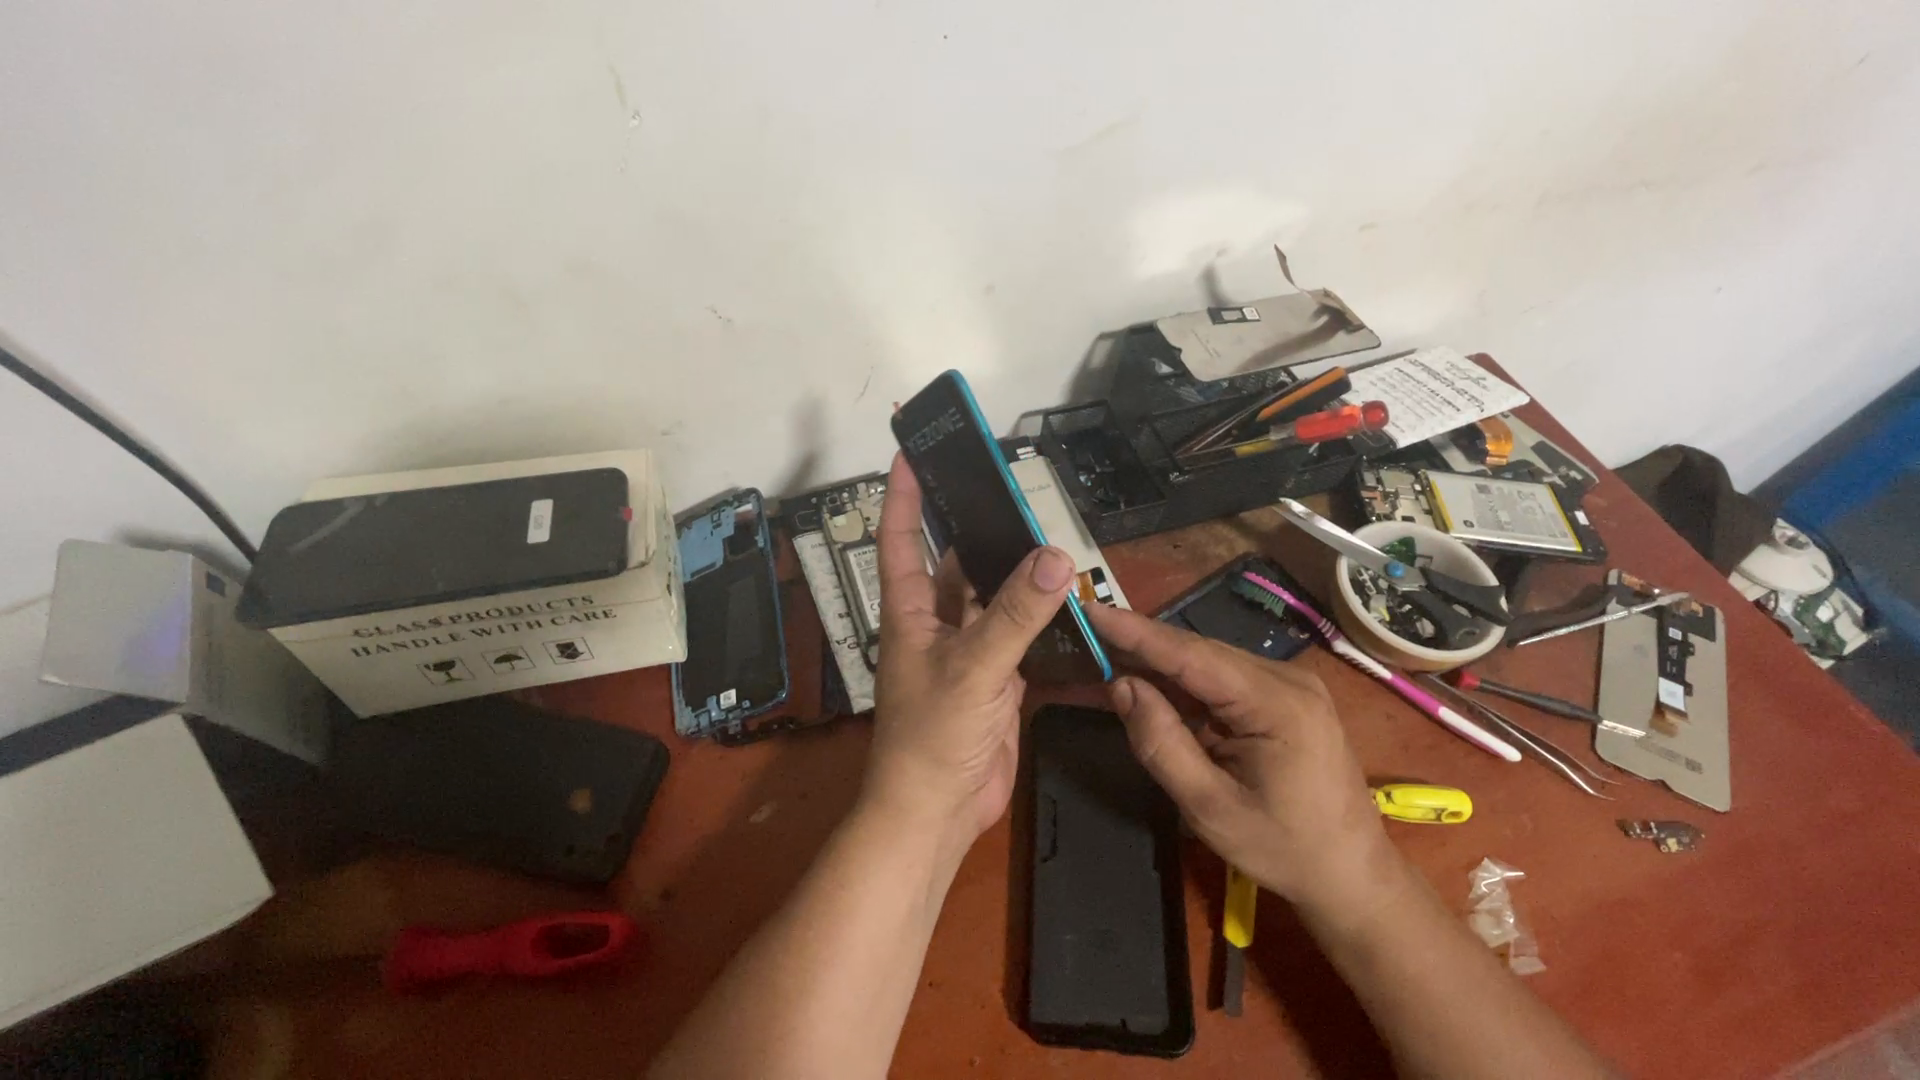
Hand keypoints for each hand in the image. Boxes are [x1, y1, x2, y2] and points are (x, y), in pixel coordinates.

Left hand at [864, 454, 1074, 843]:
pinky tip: (1071, 600)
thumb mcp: (974, 666)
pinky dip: (1042, 620)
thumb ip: (1016, 613)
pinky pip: (1021, 637)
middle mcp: (937, 623)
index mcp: (910, 611)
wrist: (937, 810)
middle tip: (1015, 490)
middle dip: (980, 530)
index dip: (902, 496)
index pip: (901, 539)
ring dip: (1018, 575)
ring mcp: (968, 651)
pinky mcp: (997, 680)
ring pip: (994, 599)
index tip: (911, 453)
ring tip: (1053, 535)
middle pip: (957, 563)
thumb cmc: (932, 733)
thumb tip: (1057, 555)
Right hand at [1084, 603, 1401, 914]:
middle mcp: (1288, 679)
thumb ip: (1161, 742)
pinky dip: (1185, 682)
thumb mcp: (1210, 806)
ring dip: (1161, 663)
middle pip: (1199, 651)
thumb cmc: (1282, 848)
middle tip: (1088, 636)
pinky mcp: (1288, 698)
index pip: (1190, 654)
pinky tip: (1154, 685)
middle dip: (1142, 644)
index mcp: (1276, 703)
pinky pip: (1225, 679)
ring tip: (1109, 657)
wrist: (1352, 875)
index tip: (1091, 609)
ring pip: (1210, 662)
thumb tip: (1121, 686)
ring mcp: (1292, 685)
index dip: (1136, 631)